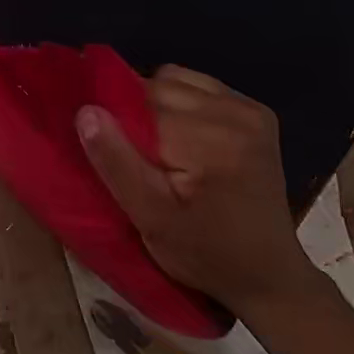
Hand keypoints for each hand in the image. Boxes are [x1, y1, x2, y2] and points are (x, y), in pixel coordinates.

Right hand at [75, 65, 317, 314]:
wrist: (267, 272)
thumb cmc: (204, 255)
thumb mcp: (151, 219)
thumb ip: (117, 163)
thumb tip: (86, 111)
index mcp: (209, 140)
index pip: (139, 104)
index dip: (114, 123)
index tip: (108, 153)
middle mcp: (235, 112)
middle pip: (159, 87)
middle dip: (136, 114)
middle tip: (134, 158)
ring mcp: (251, 109)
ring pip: (178, 80)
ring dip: (158, 106)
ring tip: (161, 150)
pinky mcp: (258, 112)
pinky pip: (202, 87)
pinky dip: (184, 104)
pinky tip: (186, 140)